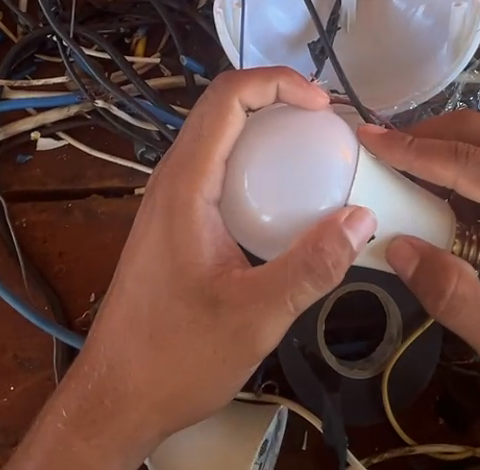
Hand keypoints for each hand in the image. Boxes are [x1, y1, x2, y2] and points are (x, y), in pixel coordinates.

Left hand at [9, 68, 375, 469]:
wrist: (116, 397)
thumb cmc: (176, 357)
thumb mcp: (256, 316)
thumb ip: (311, 268)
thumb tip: (362, 219)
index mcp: (185, 184)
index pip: (226, 98)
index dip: (277, 83)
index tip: (322, 106)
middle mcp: (173, 178)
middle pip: (221, 105)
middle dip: (276, 95)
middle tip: (326, 121)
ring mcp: (170, 197)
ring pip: (217, 132)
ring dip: (264, 123)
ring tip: (312, 146)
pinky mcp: (175, 218)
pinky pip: (216, 163)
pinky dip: (253, 155)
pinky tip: (283, 192)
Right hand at [359, 112, 479, 468]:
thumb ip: (455, 296)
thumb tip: (397, 246)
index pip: (470, 160)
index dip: (412, 149)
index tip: (365, 137)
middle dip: (424, 136)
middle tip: (374, 149)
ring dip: (442, 146)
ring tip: (395, 166)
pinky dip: (464, 164)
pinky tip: (436, 189)